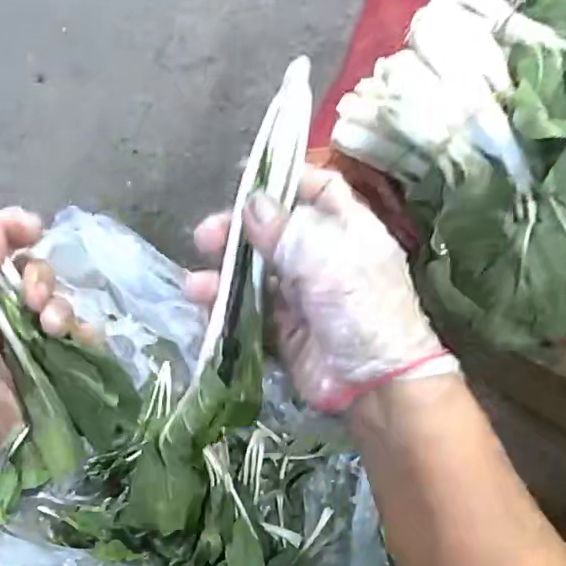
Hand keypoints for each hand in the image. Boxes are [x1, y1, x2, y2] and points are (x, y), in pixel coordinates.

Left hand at [0, 207, 90, 464]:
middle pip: (38, 273)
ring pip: (61, 304)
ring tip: (52, 329)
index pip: (2, 247)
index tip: (34, 231)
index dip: (18, 231)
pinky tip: (75, 340)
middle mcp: (4, 310)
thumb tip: (3, 220)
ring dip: (62, 308)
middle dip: (42, 279)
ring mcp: (29, 340)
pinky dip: (83, 333)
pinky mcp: (51, 367)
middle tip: (35, 302)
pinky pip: (79, 339)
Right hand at [186, 167, 457, 411]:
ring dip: (224, 277)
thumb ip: (285, 230)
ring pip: (256, 277)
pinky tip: (206, 308)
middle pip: (274, 235)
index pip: (317, 192)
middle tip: (204, 237)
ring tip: (195, 285)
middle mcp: (323, 261)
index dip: (284, 183)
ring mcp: (302, 298)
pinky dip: (227, 310)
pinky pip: (251, 314)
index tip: (245, 183)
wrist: (370, 382)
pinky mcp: (284, 333)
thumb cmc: (358, 308)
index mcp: (346, 231)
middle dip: (237, 234)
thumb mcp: (325, 259)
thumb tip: (252, 204)